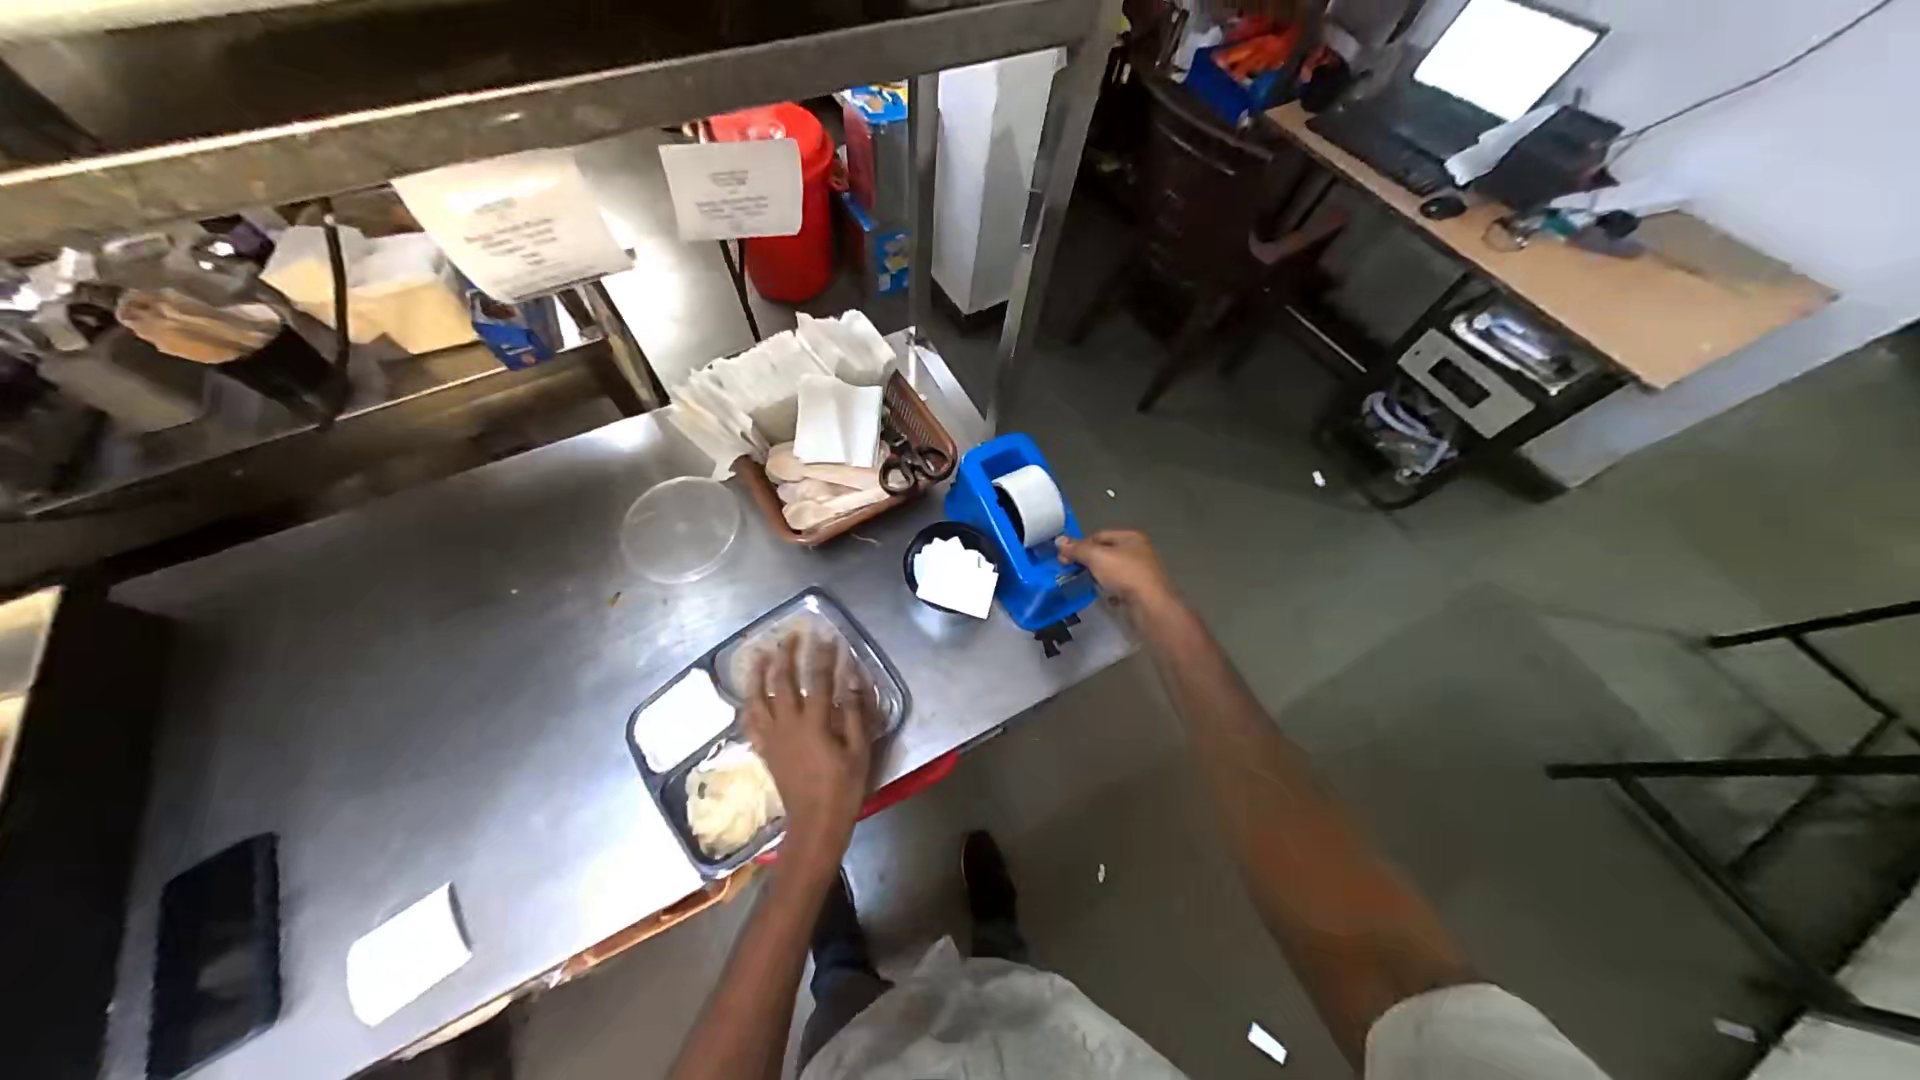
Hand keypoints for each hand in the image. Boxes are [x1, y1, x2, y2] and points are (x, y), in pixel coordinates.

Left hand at [742, 635, 874, 871]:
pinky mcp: (764, 750)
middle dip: (786, 655)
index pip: (819, 679)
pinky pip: (750, 723)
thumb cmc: (843, 787)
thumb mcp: (859, 749)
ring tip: (758, 654)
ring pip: (758, 698)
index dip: (824, 655)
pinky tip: (748, 695)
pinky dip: (748, 704)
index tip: (828, 636)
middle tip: (789, 636)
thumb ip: (854, 712)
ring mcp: (772, 737)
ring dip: (757, 674)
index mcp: (814, 723)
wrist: (815, 823)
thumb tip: (853, 679)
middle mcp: (788, 724)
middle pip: (782, 682)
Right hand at [1056, 530, 1181, 615]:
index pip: (1098, 535)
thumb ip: (1077, 549)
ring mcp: (1141, 572)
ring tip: (1087, 585)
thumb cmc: (1124, 574)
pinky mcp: (1141, 591)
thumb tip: (1058, 541)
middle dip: (1088, 562)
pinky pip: (1120, 587)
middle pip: (1105, 553)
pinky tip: (1106, 598)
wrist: (1151, 606)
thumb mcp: (1096, 556)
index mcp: (1131, 537)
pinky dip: (1111, 591)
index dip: (1080, 545)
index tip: (1065, 558)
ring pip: (1111, 571)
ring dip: (1098, 577)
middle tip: (1071, 571)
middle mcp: (1138, 551)